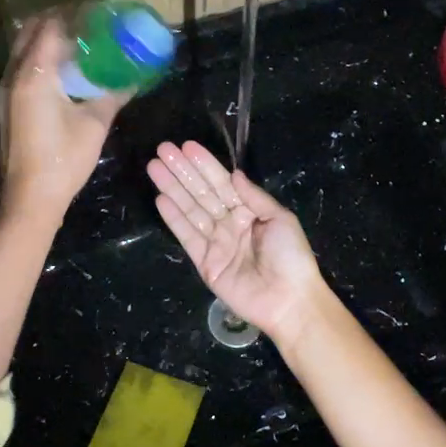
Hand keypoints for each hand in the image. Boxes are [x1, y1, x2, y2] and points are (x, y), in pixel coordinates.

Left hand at [0, 17, 126, 220]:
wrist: (30, 197)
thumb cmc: (64, 159)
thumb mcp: (96, 123)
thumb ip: (114, 94)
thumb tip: (136, 77)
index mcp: (35, 75)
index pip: (51, 26)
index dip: (74, 13)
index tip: (98, 10)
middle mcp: (15, 75)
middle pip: (32, 30)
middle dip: (59, 19)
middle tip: (90, 20)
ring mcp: (7, 89)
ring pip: (24, 47)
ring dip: (48, 36)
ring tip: (80, 39)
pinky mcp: (9, 103)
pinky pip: (23, 64)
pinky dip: (42, 55)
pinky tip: (66, 67)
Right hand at [147, 141, 328, 342]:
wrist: (288, 300)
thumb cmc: (291, 256)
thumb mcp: (280, 218)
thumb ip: (254, 196)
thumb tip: (233, 174)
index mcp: (250, 211)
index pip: (222, 182)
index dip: (204, 165)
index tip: (186, 146)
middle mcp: (230, 223)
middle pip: (202, 193)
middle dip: (182, 172)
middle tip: (163, 150)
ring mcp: (216, 243)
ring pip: (191, 209)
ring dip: (172, 188)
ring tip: (154, 167)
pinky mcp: (205, 263)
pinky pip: (187, 236)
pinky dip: (174, 218)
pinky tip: (161, 198)